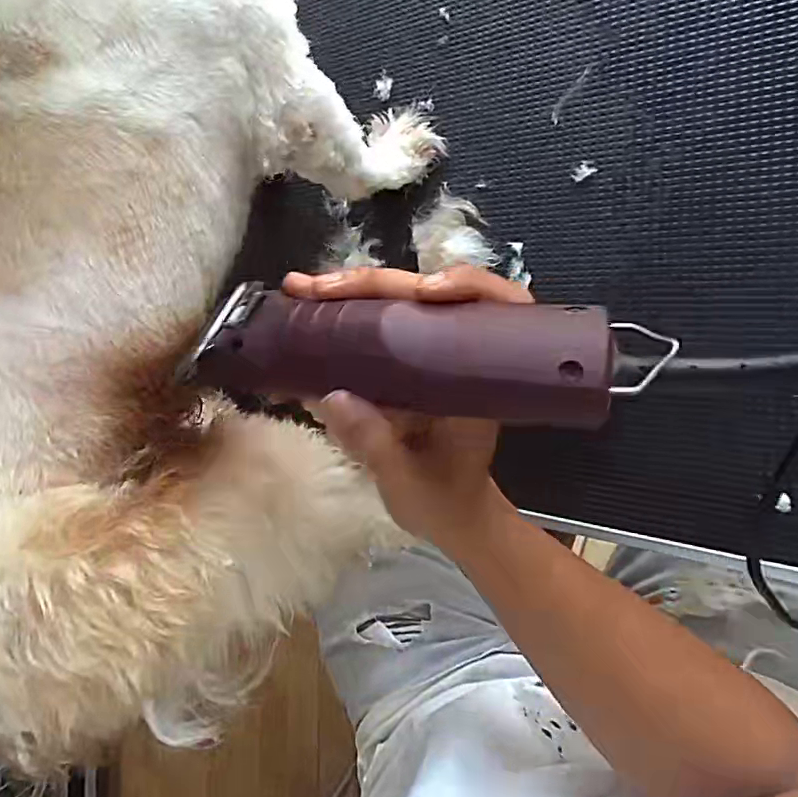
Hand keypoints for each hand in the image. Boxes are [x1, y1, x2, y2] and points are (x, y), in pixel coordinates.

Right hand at [281, 265, 530, 546]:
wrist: (449, 513)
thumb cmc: (442, 499)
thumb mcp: (408, 480)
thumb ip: (375, 443)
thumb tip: (330, 396)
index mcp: (484, 377)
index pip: (493, 307)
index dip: (466, 285)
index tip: (426, 292)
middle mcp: (462, 351)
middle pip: (428, 291)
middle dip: (372, 283)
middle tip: (315, 287)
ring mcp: (433, 350)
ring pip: (400, 299)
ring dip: (352, 290)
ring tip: (304, 290)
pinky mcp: (409, 357)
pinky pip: (382, 321)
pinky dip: (347, 311)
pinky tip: (312, 308)